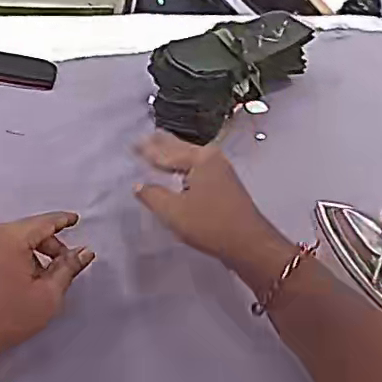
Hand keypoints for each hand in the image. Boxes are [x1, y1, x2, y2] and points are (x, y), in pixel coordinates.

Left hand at [0, 213, 94, 366]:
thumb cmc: (0, 319)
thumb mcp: (47, 295)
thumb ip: (68, 268)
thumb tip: (82, 253)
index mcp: (11, 237)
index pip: (45, 222)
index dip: (63, 221)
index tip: (74, 220)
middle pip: (28, 230)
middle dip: (49, 245)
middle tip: (64, 265)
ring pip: (12, 241)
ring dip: (30, 255)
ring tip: (39, 282)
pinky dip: (12, 259)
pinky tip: (18, 284)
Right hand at [133, 133, 290, 275]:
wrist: (249, 244)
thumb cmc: (211, 225)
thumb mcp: (174, 212)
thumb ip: (152, 195)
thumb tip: (139, 185)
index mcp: (200, 158)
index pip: (166, 151)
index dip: (147, 149)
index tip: (132, 144)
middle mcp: (212, 159)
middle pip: (180, 148)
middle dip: (162, 144)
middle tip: (144, 138)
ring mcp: (221, 172)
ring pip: (190, 158)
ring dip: (173, 155)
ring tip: (158, 149)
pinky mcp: (224, 186)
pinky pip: (197, 169)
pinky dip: (183, 167)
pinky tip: (179, 172)